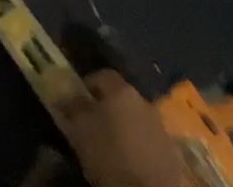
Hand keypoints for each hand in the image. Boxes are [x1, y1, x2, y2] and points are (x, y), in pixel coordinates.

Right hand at [58, 69, 191, 186]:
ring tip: (108, 143)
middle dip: (105, 106)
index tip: (74, 101)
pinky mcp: (170, 149)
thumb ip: (71, 105)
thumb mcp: (80, 129)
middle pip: (120, 96)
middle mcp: (144, 101)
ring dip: (122, 125)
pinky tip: (127, 157)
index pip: (102, 75)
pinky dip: (137, 142)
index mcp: (122, 91)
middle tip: (90, 123)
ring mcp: (160, 125)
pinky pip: (147, 137)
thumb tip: (62, 87)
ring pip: (135, 117)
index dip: (86, 85)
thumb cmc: (109, 154)